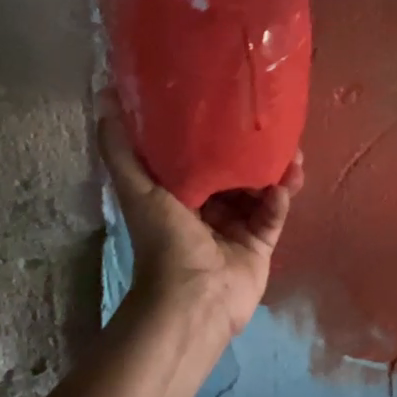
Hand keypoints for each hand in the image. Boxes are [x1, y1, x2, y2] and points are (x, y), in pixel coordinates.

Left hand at [98, 100, 304, 338]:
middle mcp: (207, 208)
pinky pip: (273, 215)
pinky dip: (280, 198)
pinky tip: (285, 183)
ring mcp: (235, 227)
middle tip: (271, 125)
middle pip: (234, 170)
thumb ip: (120, 148)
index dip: (213, 132)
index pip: (198, 155)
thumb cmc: (162, 240)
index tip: (228, 103)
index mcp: (177, 194)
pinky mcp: (259, 245)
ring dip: (275, 169)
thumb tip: (104, 97)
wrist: (192, 299)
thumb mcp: (136, 188)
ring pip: (259, 189)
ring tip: (292, 151)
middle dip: (252, 149)